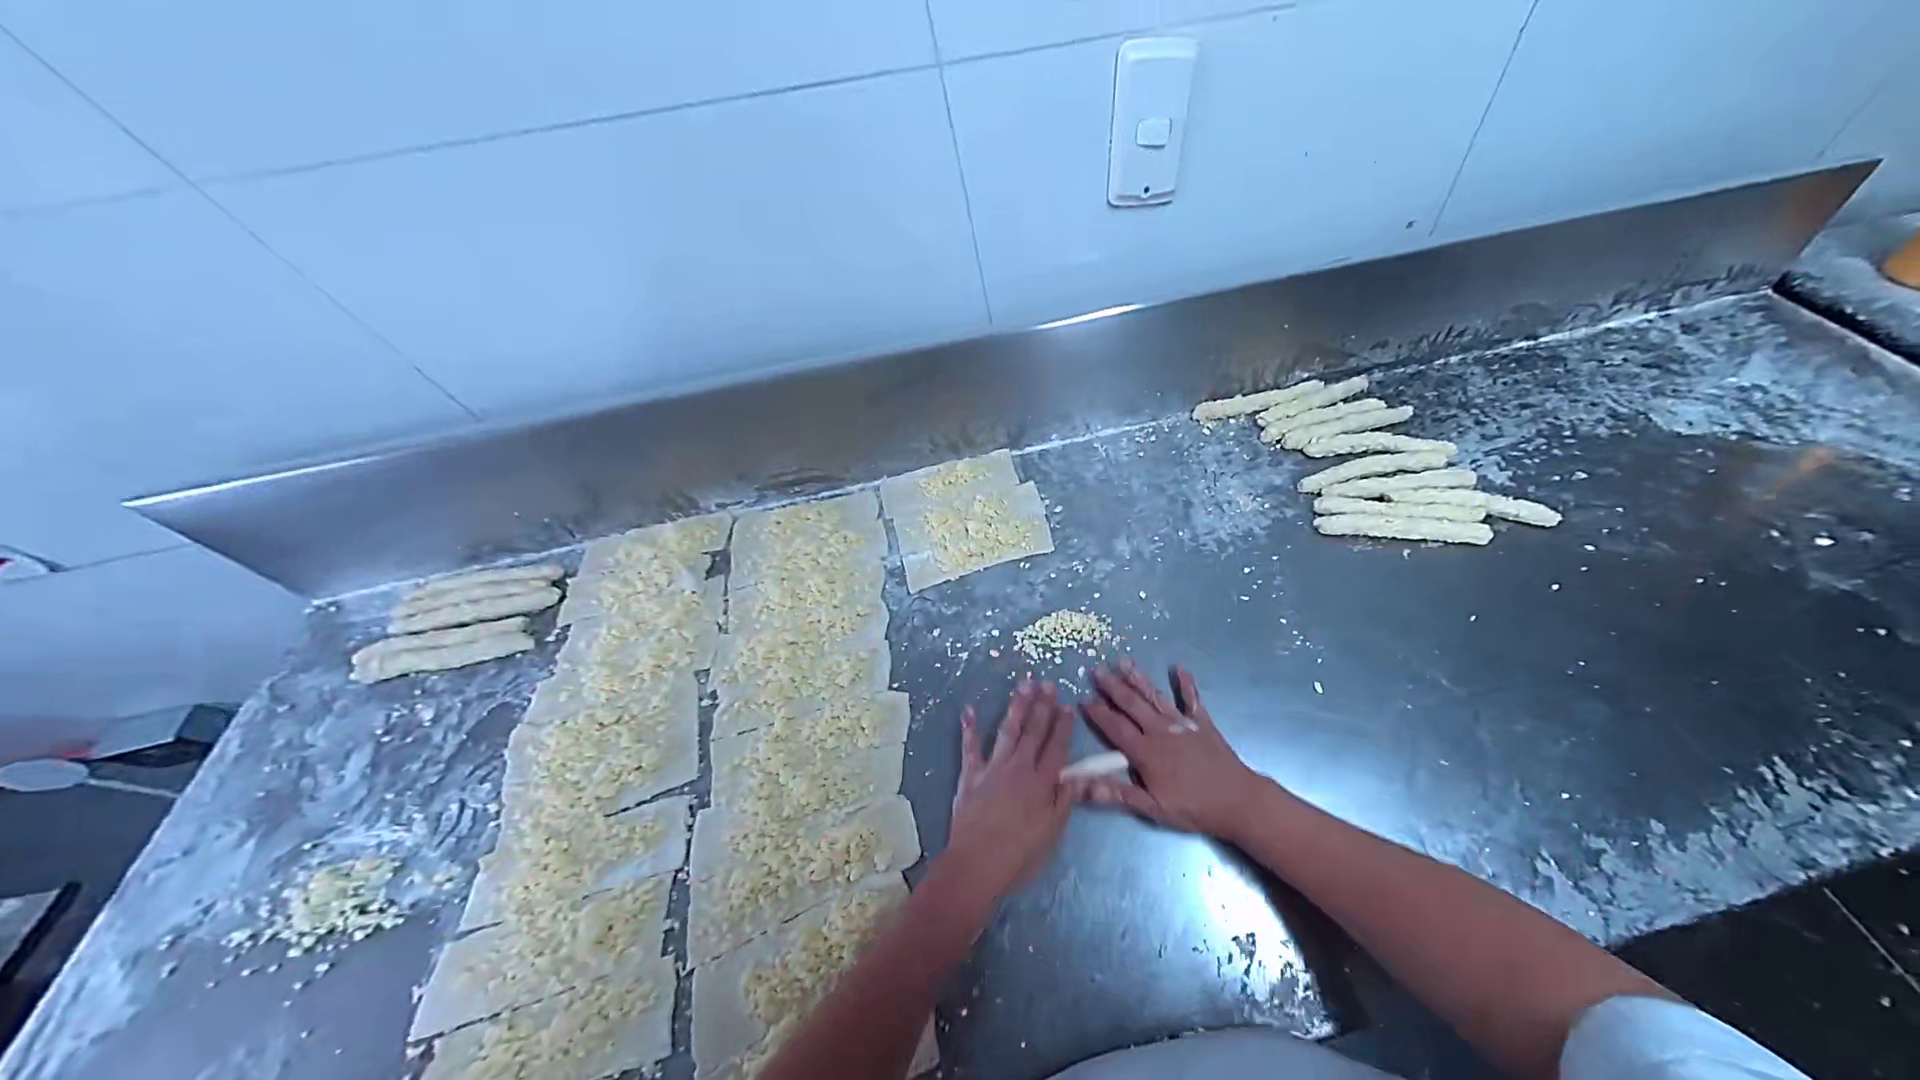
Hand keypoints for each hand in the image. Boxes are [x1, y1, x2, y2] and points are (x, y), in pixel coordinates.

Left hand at [946, 680, 1074, 896]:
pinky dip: (969, 727)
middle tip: (1047, 683)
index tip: (1066, 706)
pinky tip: (968, 708)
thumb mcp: (1052, 830)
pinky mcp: (970, 774)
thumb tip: (1085, 776)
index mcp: (1042, 782)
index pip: (1057, 747)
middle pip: (1034, 732)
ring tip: (1024, 686)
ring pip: (1008, 731)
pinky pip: (970, 746)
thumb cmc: (1020, 853)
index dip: (1063, 727)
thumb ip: (1067, 799)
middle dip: (1042, 706)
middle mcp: (1019, 767)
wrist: (977, 862)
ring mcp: (993, 767)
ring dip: (1017, 707)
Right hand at [1073, 660, 1263, 837]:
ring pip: (1154, 697)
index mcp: (1145, 752)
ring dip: (1138, 679)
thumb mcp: (1153, 808)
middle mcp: (1160, 731)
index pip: (1115, 727)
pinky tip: (1180, 668)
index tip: (1083, 699)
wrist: (1237, 801)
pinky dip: (1186, 683)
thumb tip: (1083, 785)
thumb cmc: (1193, 808)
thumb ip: (1118, 793)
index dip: (1097, 713)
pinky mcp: (1202, 722)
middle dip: (1112, 686)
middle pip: (1131, 704)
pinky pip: (1192, 699)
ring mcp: (1182, 723)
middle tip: (1096, 669)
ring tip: (1123, 661)